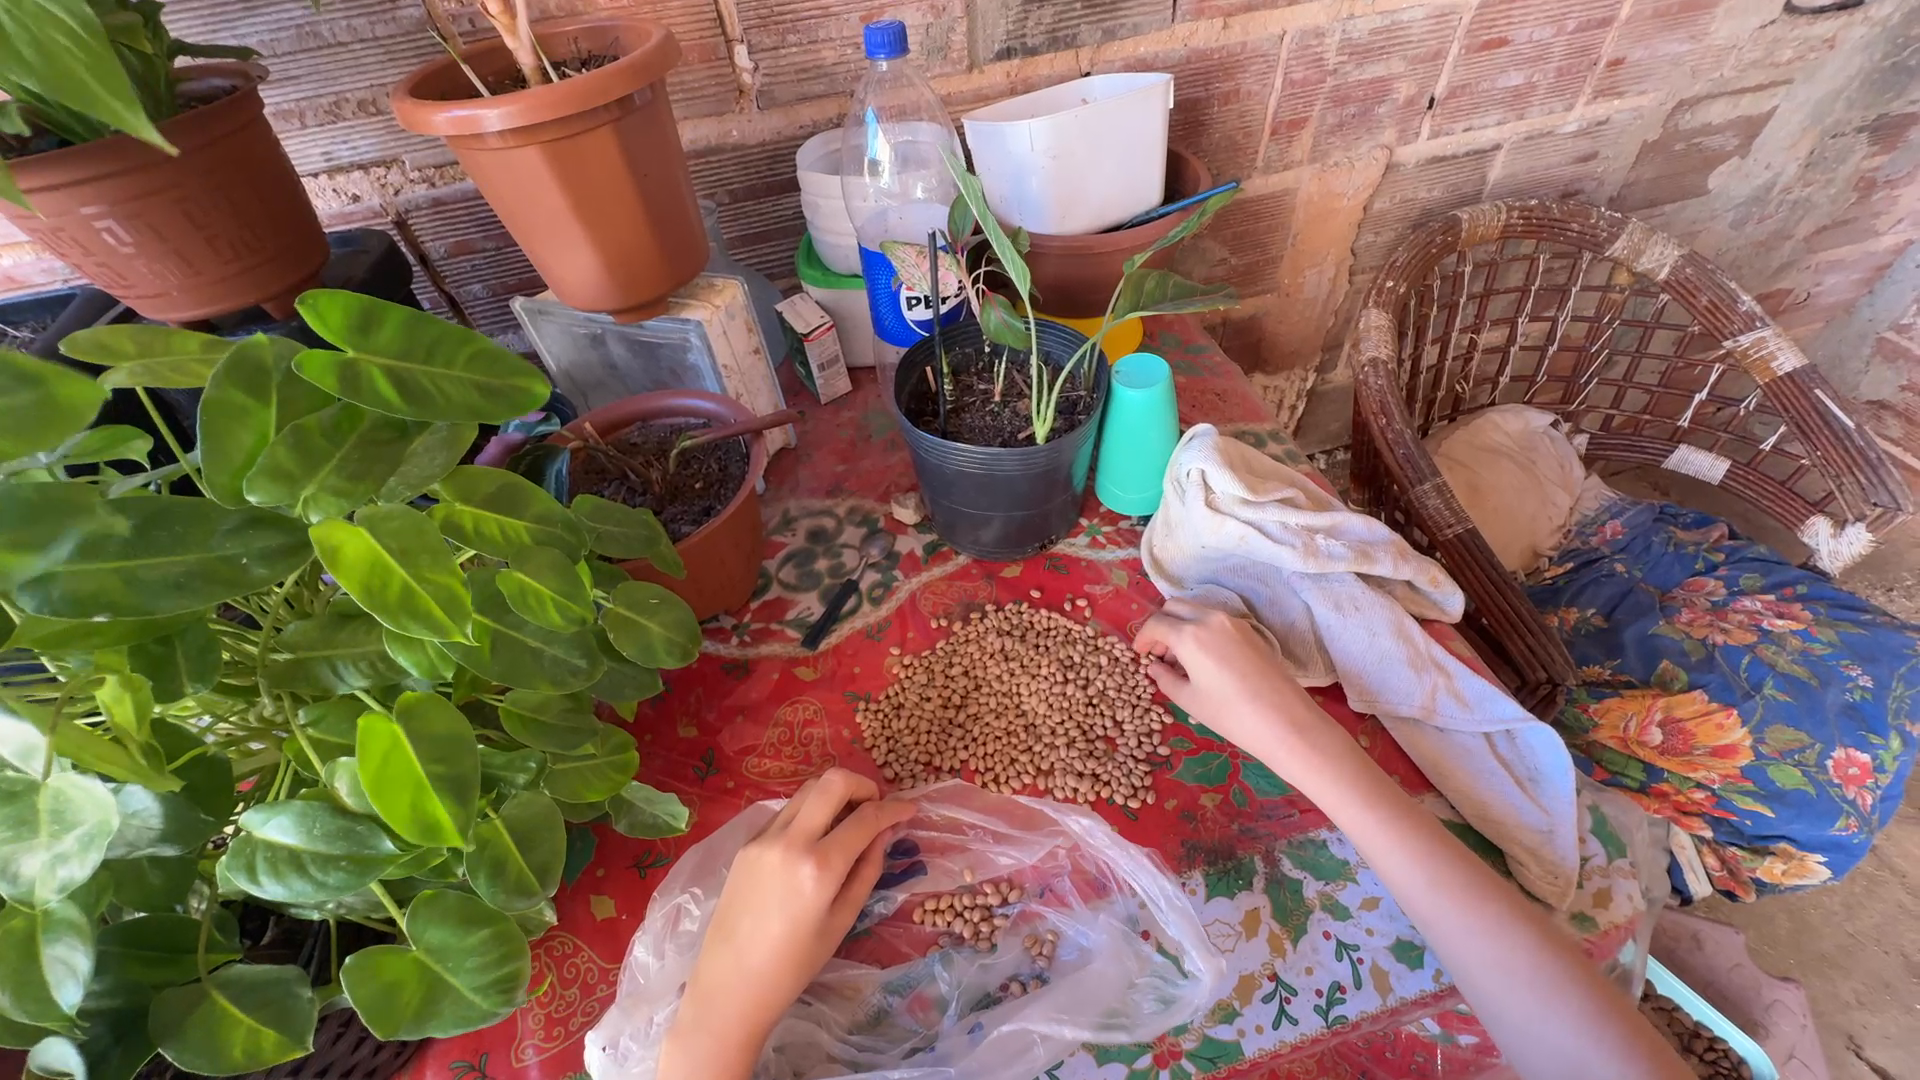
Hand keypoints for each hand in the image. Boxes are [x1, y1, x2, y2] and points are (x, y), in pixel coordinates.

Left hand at [659, 768, 915, 1078]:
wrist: (729, 986)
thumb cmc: (794, 965)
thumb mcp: (843, 920)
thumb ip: (868, 868)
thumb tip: (886, 832)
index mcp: (819, 866)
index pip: (867, 817)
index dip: (894, 809)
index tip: (909, 810)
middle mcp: (790, 840)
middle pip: (833, 781)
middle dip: (863, 785)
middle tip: (875, 807)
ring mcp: (764, 837)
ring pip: (808, 789)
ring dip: (835, 794)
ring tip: (848, 820)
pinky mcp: (748, 842)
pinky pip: (788, 809)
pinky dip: (811, 810)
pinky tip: (817, 838)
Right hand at [1133, 599, 1342, 761]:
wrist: (1286, 721)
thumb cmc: (1230, 714)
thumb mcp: (1189, 699)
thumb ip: (1164, 678)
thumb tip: (1154, 666)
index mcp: (1189, 635)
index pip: (1155, 624)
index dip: (1142, 638)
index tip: (1139, 654)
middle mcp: (1209, 619)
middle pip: (1173, 607)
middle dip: (1160, 625)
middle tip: (1158, 653)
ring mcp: (1232, 622)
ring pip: (1195, 610)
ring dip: (1181, 625)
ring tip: (1181, 659)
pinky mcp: (1249, 630)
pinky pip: (1214, 620)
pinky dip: (1200, 629)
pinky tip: (1204, 659)